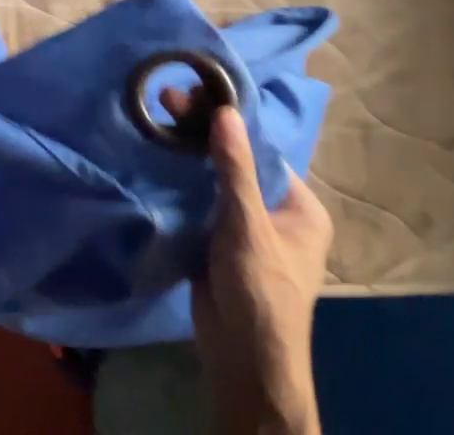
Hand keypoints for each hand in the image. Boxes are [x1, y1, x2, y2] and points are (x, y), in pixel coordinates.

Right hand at [179, 104, 331, 434]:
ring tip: (153, 124)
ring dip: (187, 160)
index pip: (261, 151)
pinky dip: (179, 185)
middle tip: (164, 103)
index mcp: (301, 208)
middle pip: (236, 164)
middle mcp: (276, 214)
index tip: (190, 96)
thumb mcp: (248, 225)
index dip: (226, 123)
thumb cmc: (261, 290)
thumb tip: (225, 111)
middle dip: (202, 137)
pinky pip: (199, 204)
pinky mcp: (216, 243)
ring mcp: (245, 229)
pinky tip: (153, 162)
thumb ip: (234, 169)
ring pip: (214, 183)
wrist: (242, 357)